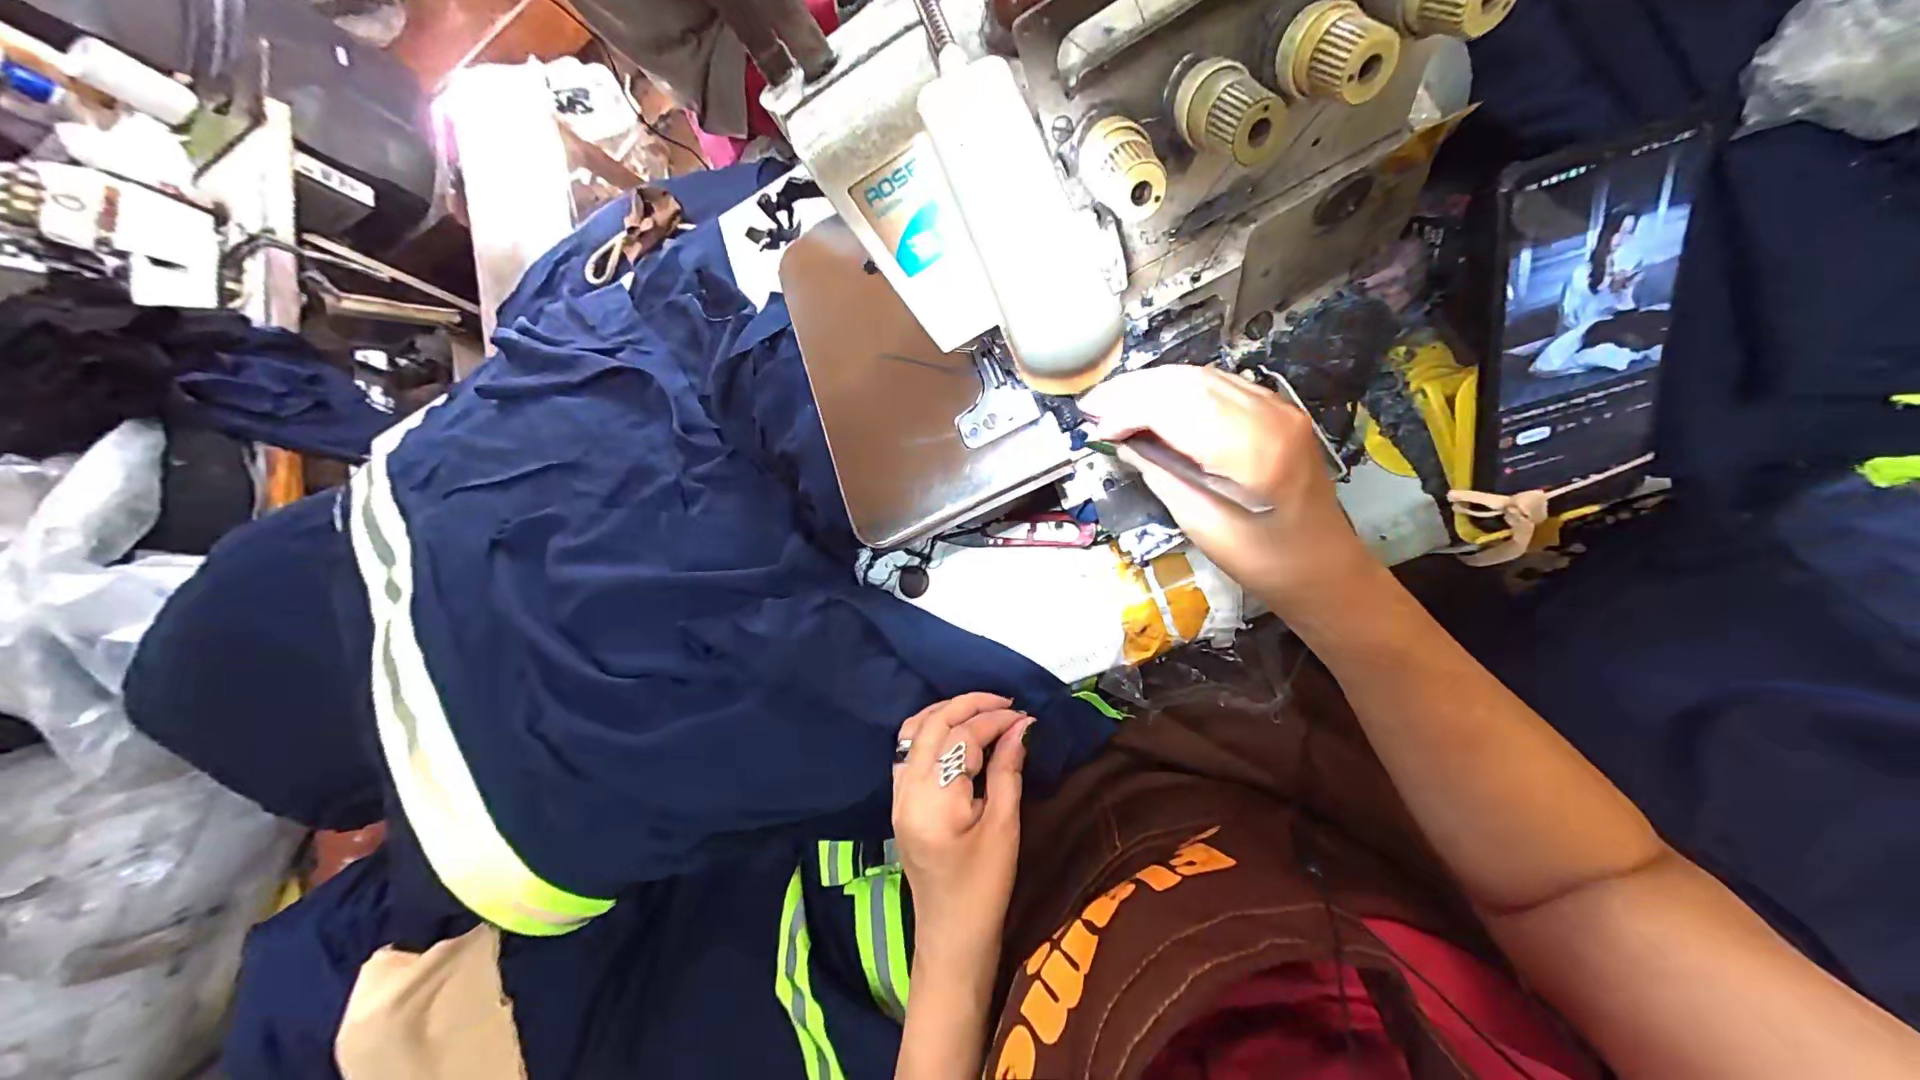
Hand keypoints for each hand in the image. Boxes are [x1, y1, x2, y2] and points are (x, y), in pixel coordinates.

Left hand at [891, 693, 1033, 969]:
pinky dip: (931, 729)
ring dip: (947, 712)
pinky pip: (908, 748)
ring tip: (983, 710)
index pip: (961, 738)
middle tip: (1006, 704)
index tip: (1024, 717)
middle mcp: (907, 791)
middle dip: (970, 705)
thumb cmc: (984, 888)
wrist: (950, 935)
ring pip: (914, 731)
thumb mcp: (1004, 827)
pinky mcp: (898, 800)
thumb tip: (1020, 726)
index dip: (994, 721)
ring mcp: (897, 795)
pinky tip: (956, 731)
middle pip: (933, 724)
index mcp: (934, 802)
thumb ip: (1007, 770)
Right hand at [1081, 365, 1371, 616]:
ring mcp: (1278, 408)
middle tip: (1092, 406)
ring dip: (1151, 385)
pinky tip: (1151, 402)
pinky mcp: (1277, 410)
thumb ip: (1162, 474)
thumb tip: (1123, 442)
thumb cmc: (1266, 561)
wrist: (1324, 566)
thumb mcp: (1202, 524)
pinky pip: (1218, 384)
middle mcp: (1270, 416)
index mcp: (1254, 452)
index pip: (1176, 407)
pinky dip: (1177, 388)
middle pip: (1187, 382)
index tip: (1096, 428)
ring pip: (1201, 376)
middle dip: (1133, 390)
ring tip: (1112, 402)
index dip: (1127, 411)